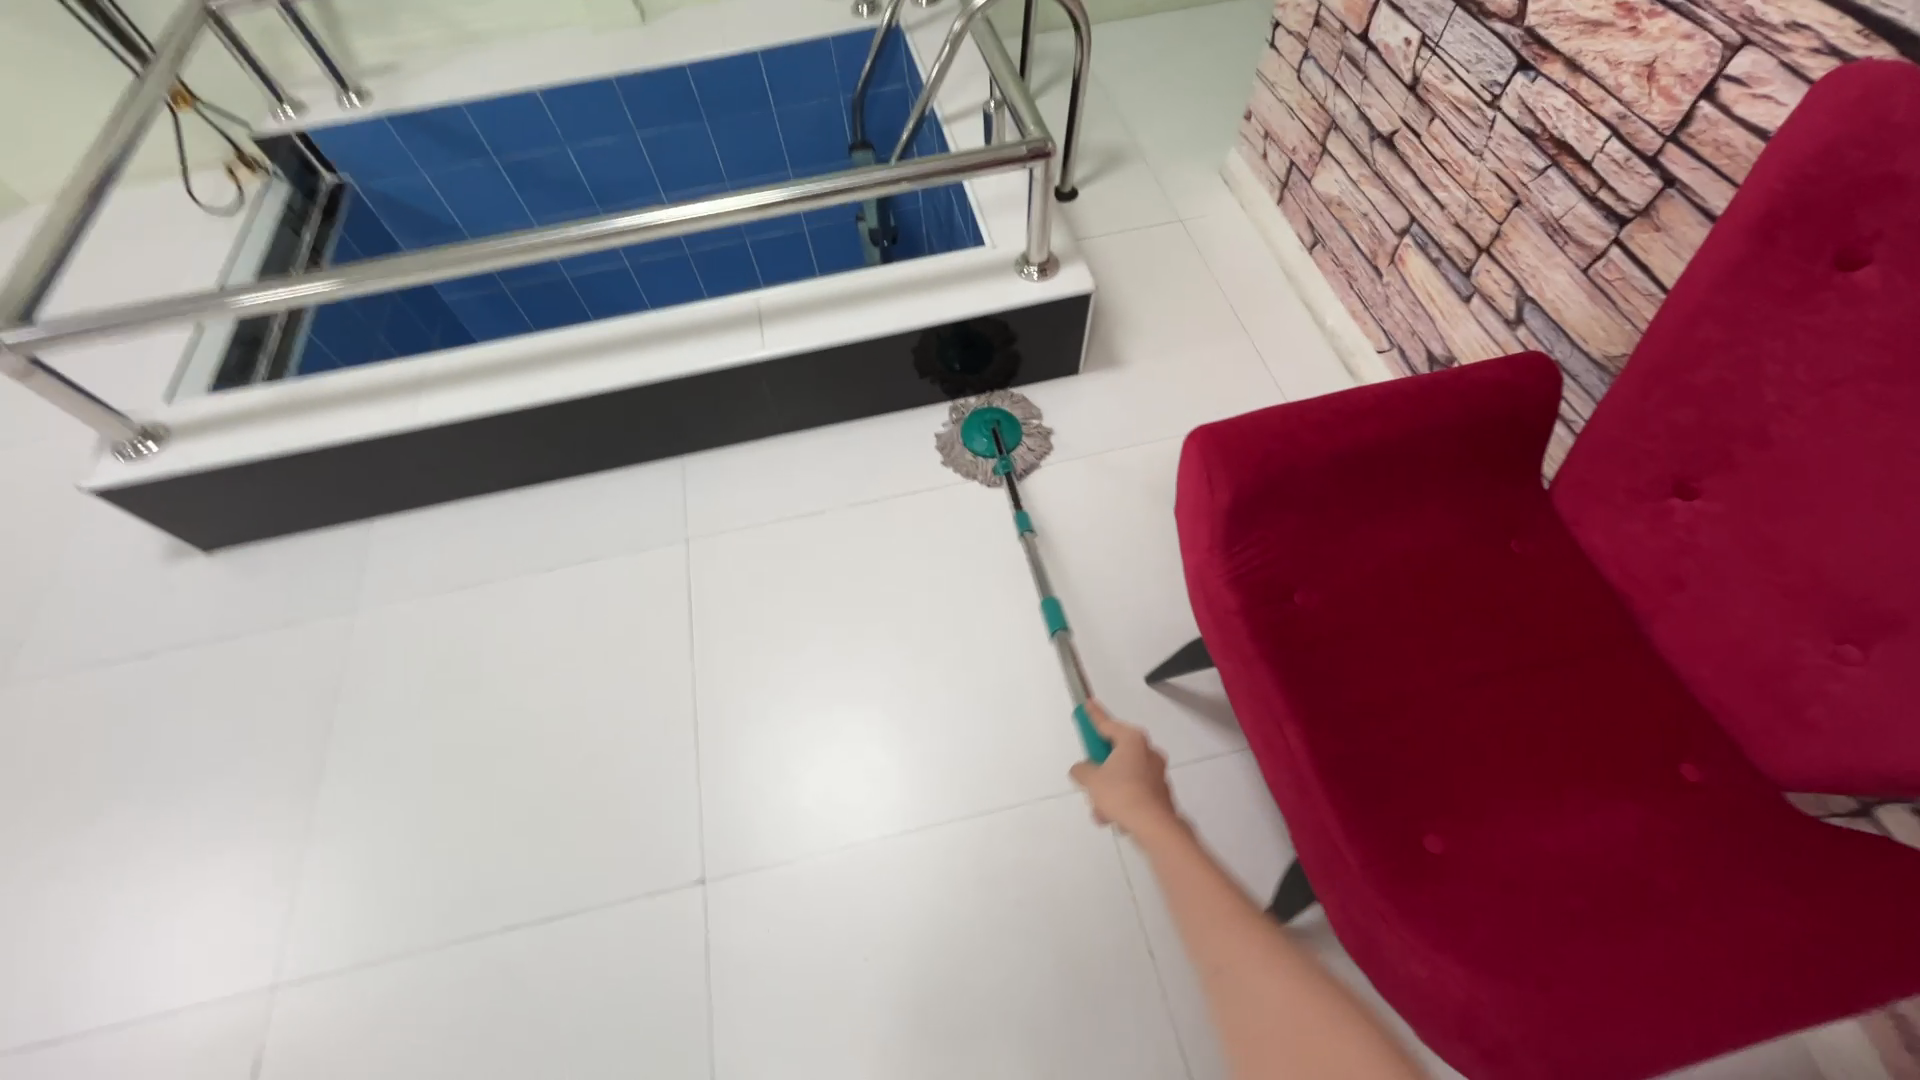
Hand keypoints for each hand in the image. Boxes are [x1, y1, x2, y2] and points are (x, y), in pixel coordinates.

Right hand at [1068, 702, 1180, 835]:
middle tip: (1089, 782)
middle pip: (1115, 753)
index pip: (1107, 723)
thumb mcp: (1091, 780)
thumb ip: (1082, 771)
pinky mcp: (1162, 792)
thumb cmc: (1121, 794)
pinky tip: (1115, 819)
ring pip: (1124, 776)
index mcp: (1132, 740)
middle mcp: (1148, 751)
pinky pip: (1135, 791)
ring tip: (1101, 811)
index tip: (1087, 703)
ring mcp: (1157, 772)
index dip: (1093, 715)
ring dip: (1109, 791)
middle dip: (1100, 771)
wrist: (1154, 826)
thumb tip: (1081, 770)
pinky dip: (1123, 801)